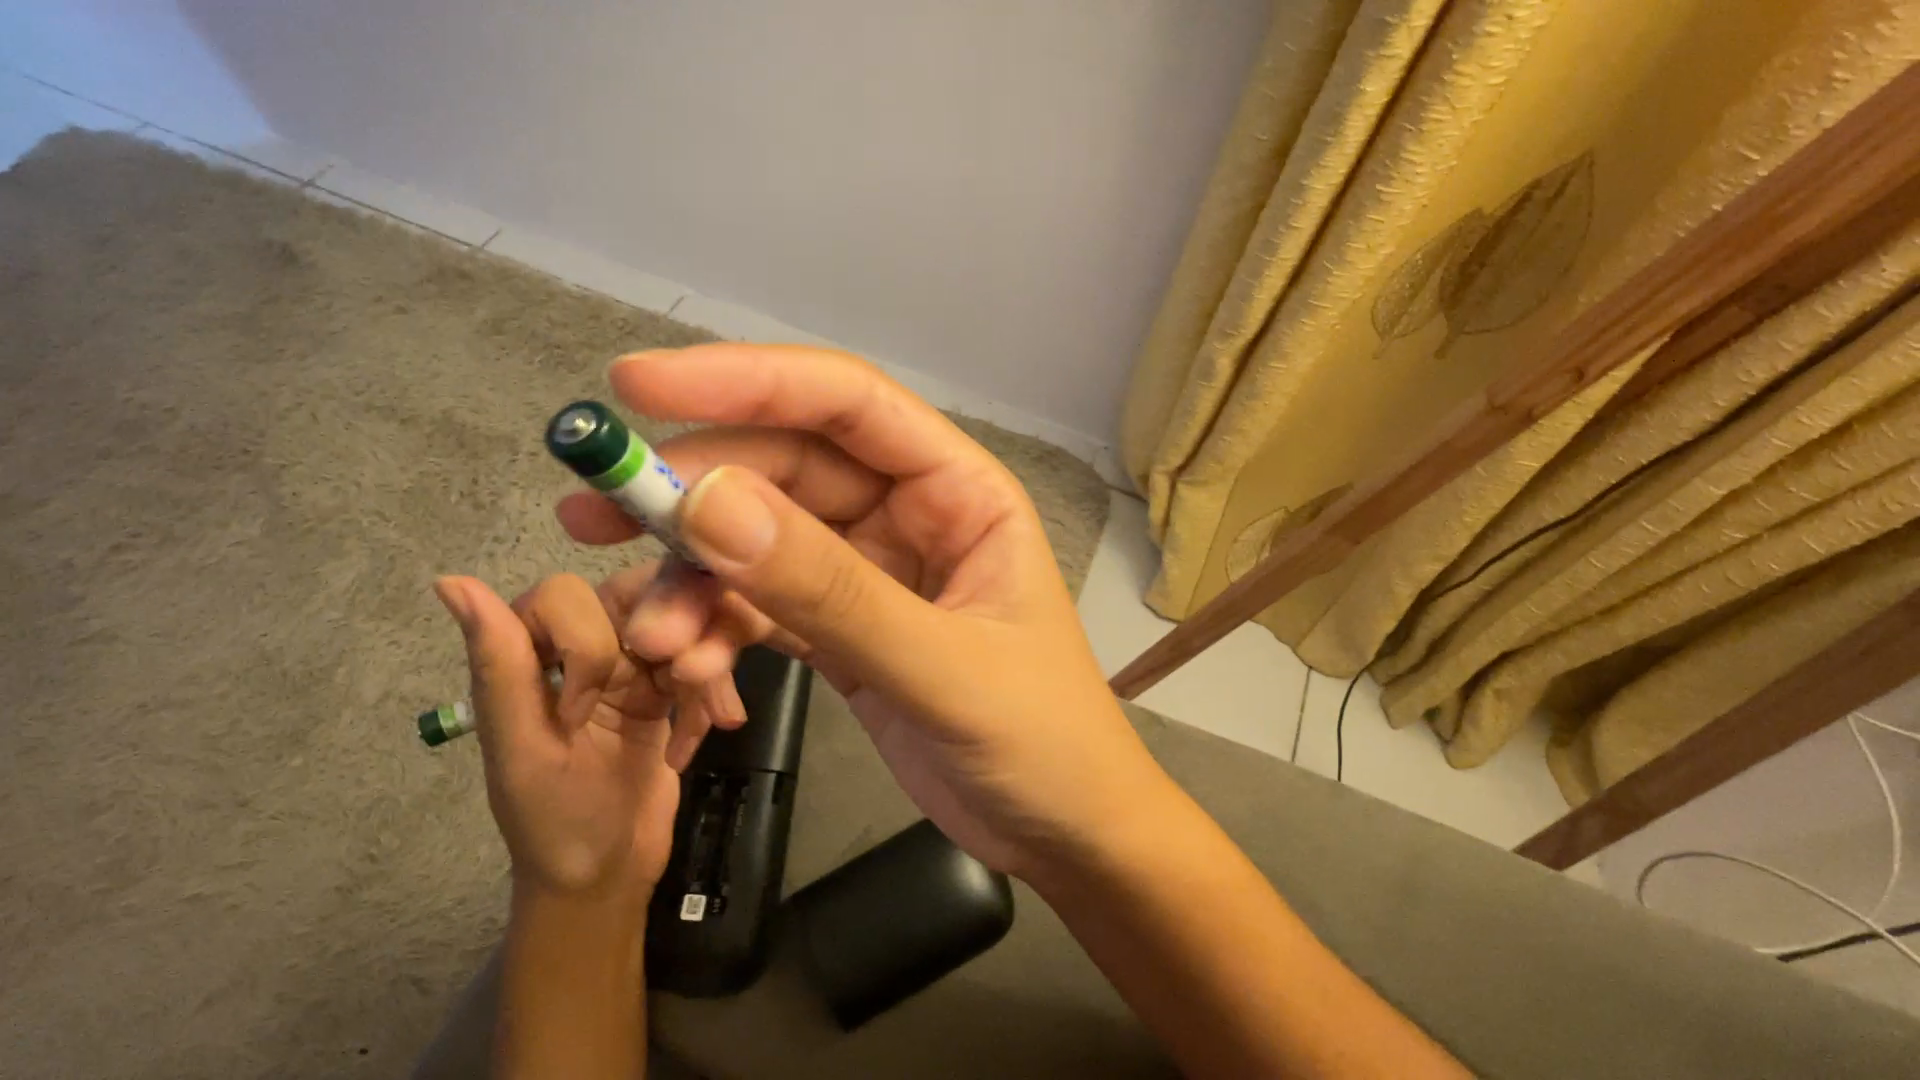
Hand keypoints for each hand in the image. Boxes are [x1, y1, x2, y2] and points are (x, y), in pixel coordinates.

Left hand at [434, 572, 689, 895]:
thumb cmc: (552, 821)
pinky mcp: (672, 688)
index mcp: (531, 651)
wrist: (608, 875)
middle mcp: (584, 643)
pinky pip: (707, 662)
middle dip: (676, 633)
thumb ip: (501, 666)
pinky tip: (711, 734)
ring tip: (713, 720)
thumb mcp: (522, 748)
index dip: (586, 641)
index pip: (568, 594)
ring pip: (687, 621)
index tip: (583, 708)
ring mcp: (634, 664)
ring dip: (706, 668)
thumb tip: (451, 581)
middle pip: (642, 591)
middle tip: (686, 682)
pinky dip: (714, 697)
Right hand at [555, 345, 1165, 878]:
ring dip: (694, 578)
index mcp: (958, 492)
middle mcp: (909, 513)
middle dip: (692, 492)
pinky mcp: (842, 628)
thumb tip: (708, 504)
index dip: (744, 380)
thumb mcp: (941, 669)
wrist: (1064, 833)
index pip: (846, 404)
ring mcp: (870, 571)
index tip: (636, 385)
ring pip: (759, 540)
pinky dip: (717, 625)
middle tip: (593, 516)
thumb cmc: (1041, 744)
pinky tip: (687, 663)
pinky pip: (761, 603)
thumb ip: (830, 591)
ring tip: (647, 634)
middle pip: (784, 469)